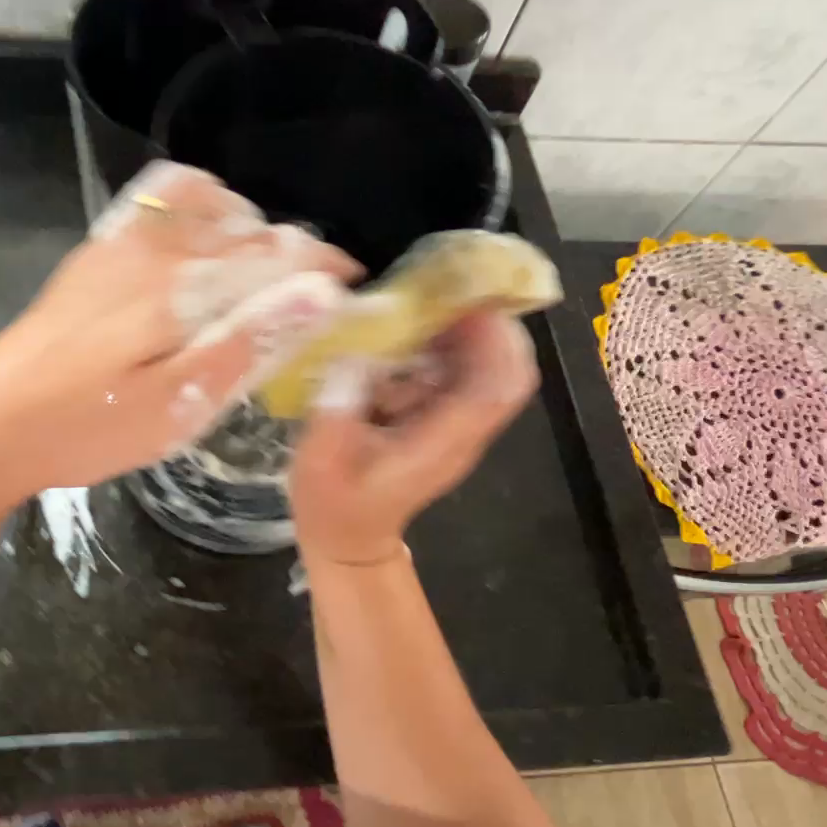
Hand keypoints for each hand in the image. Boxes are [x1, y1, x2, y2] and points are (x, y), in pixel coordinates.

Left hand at [0, 161, 360, 495]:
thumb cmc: (89, 427)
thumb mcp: (178, 405)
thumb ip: (249, 342)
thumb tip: (320, 293)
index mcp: (183, 285)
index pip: (276, 256)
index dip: (323, 269)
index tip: (352, 289)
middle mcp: (157, 246)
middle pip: (248, 229)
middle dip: (294, 255)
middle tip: (313, 300)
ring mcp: (121, 242)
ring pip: (210, 207)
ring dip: (252, 230)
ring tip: (265, 276)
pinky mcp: (96, 253)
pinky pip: (160, 200)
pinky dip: (199, 206)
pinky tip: (203, 238)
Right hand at [290, 311, 537, 565]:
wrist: (347, 539)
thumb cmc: (333, 505)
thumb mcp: (321, 459)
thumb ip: (336, 407)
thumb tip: (353, 353)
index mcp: (442, 443)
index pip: (497, 386)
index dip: (494, 337)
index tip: (462, 297)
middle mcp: (462, 432)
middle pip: (505, 369)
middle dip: (484, 321)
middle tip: (440, 288)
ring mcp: (455, 425)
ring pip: (483, 364)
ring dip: (458, 329)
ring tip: (416, 304)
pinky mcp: (440, 419)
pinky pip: (456, 371)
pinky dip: (438, 345)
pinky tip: (400, 334)